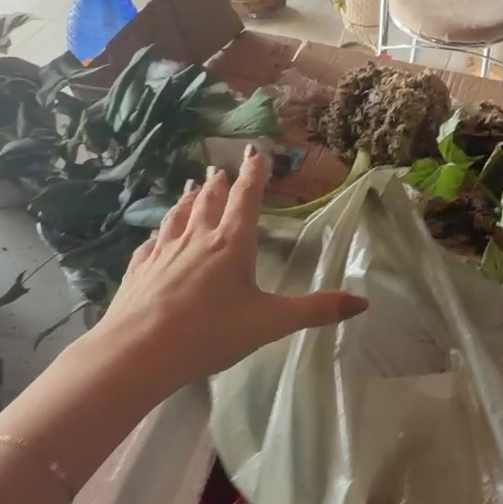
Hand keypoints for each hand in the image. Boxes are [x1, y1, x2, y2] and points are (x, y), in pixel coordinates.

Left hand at [91, 147, 367, 387]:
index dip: (255, 175)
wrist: (139, 351)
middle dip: (218, 184)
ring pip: (177, 216)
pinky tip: (156, 235)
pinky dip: (160, 232)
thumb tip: (363, 303)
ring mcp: (163, 252)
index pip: (246, 199)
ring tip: (191, 188)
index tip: (257, 152)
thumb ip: (315, 311)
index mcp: (231, 244)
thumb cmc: (210, 333)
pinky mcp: (139, 270)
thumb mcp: (270, 323)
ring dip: (188, 200)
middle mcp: (196, 239)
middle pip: (208, 202)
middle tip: (220, 169)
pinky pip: (152, 242)